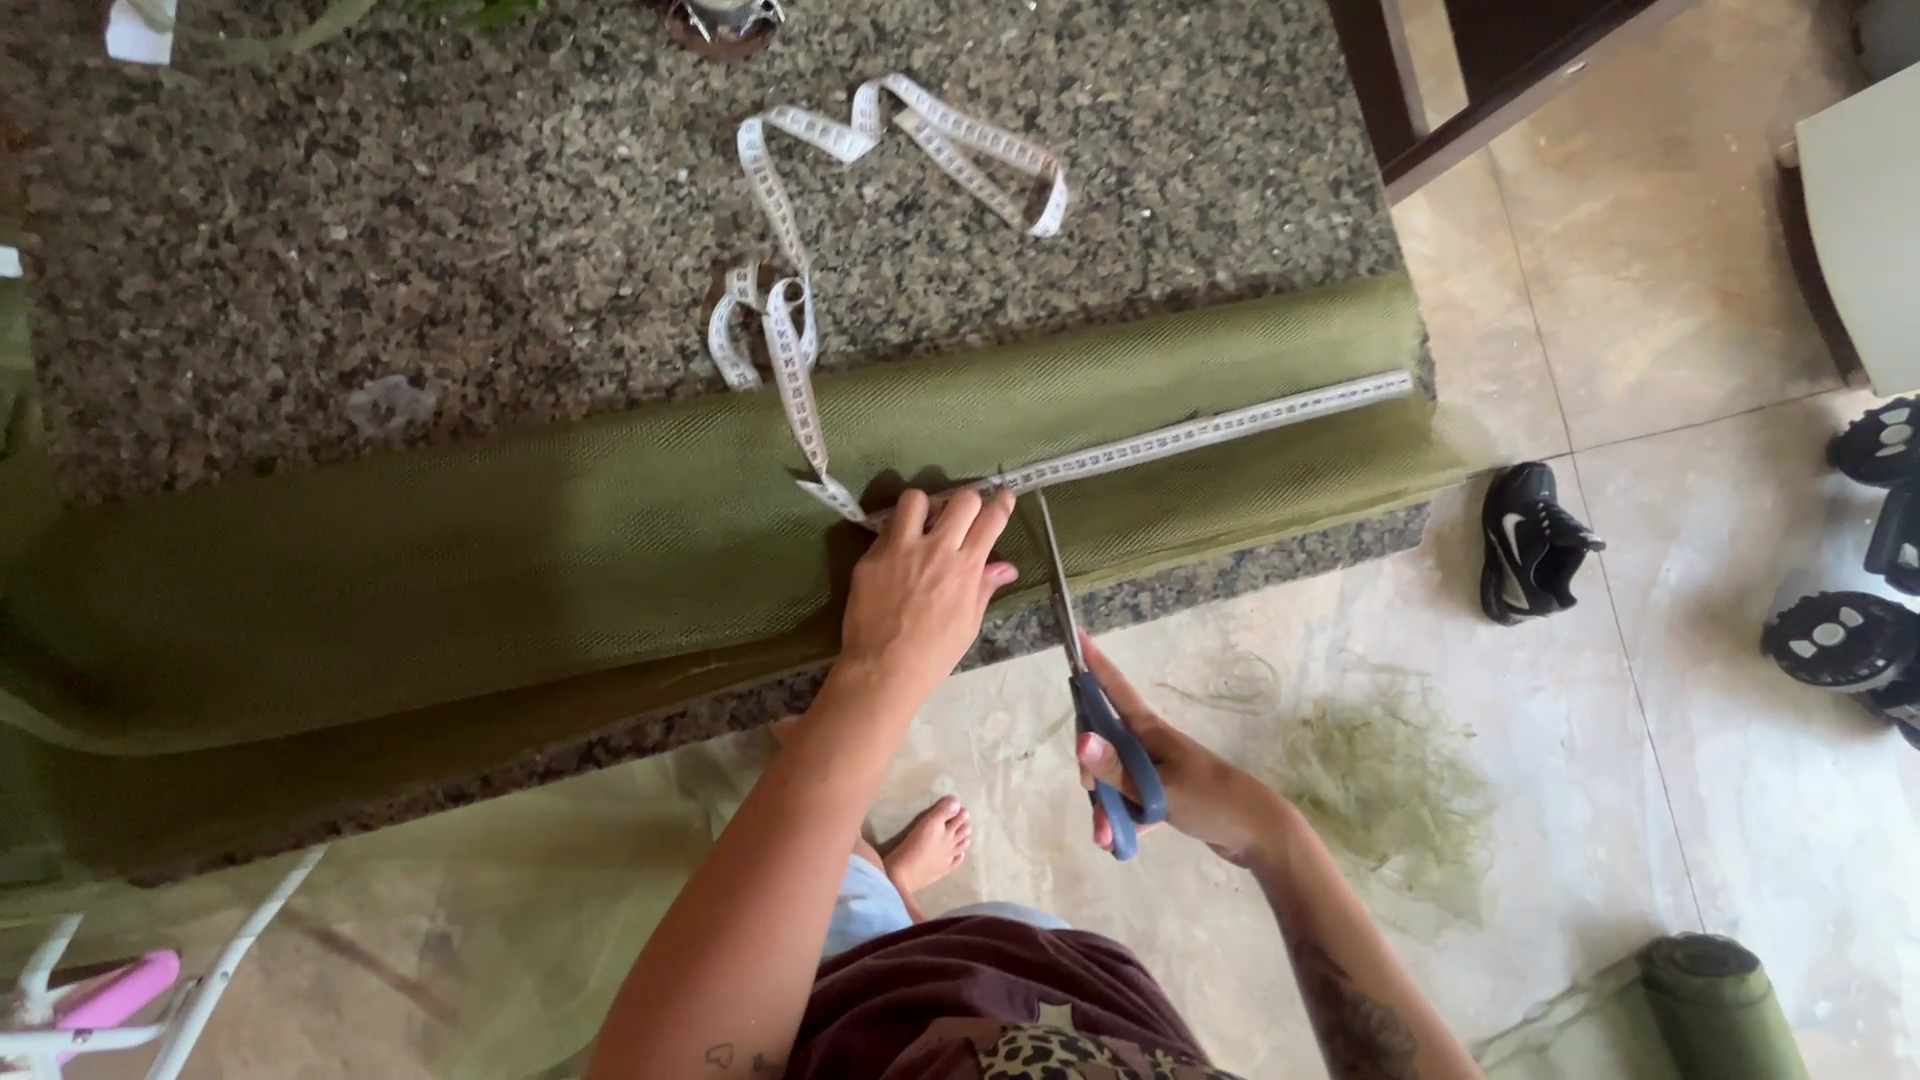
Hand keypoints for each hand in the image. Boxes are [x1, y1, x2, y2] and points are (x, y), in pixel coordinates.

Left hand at [836, 488, 1018, 699]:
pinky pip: (886, 529)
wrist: (883, 669)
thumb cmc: (933, 654)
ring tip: (924, 523)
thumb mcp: (968, 624)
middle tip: (963, 514)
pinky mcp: (871, 556)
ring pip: (916, 499)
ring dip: (926, 507)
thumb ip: (984, 587)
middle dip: (968, 501)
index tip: (1005, 494)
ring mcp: (900, 549)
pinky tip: (896, 554)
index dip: (1002, 502)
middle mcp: (935, 549)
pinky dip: (897, 535)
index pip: (990, 520)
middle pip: (961, 500)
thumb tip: (1006, 567)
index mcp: (965, 567)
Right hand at [1075, 632, 1296, 866]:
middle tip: (1094, 798)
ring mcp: (1155, 769)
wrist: (1258, 832)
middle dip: (1092, 773)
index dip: (1095, 664)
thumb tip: (1081, 740)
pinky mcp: (1163, 794)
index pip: (1115, 689)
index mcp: (1149, 731)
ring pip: (1115, 779)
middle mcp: (1148, 744)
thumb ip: (1117, 769)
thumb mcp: (1158, 788)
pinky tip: (1118, 841)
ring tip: (1105, 837)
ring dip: (1106, 807)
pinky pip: (1130, 801)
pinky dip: (1122, 819)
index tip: (1077, 637)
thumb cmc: (1211, 800)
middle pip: (1103, 744)